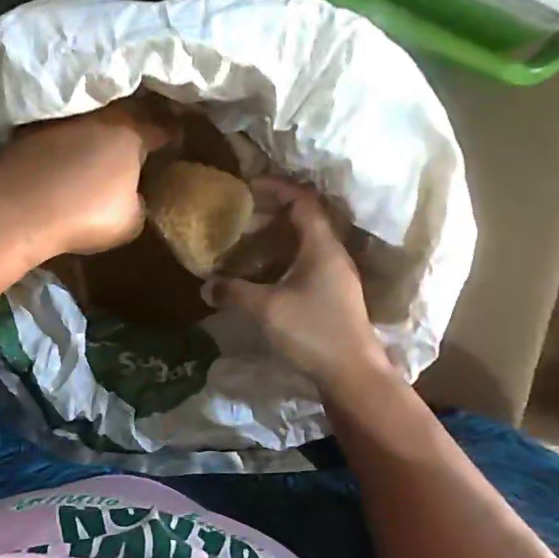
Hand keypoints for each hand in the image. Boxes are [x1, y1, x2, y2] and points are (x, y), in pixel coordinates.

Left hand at [0, 98, 176, 256]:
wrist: (19, 209)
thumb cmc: (85, 214)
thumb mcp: (130, 221)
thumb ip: (139, 204)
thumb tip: (133, 196)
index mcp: (132, 132)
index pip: (162, 126)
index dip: (172, 134)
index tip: (177, 139)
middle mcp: (100, 114)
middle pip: (127, 111)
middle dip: (138, 120)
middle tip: (144, 133)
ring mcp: (63, 118)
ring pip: (91, 116)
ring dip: (99, 126)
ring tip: (105, 141)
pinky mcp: (31, 129)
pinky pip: (60, 129)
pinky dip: (68, 138)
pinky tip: (68, 152)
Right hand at [203, 180, 396, 390]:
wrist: (351, 371)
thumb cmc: (312, 331)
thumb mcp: (266, 309)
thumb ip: (234, 292)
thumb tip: (206, 285)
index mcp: (322, 246)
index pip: (302, 200)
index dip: (277, 187)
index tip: (250, 186)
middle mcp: (333, 253)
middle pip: (306, 218)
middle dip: (274, 212)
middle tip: (243, 216)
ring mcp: (337, 274)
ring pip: (307, 242)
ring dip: (279, 237)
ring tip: (249, 243)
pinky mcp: (334, 293)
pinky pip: (308, 261)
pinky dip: (285, 258)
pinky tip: (265, 274)